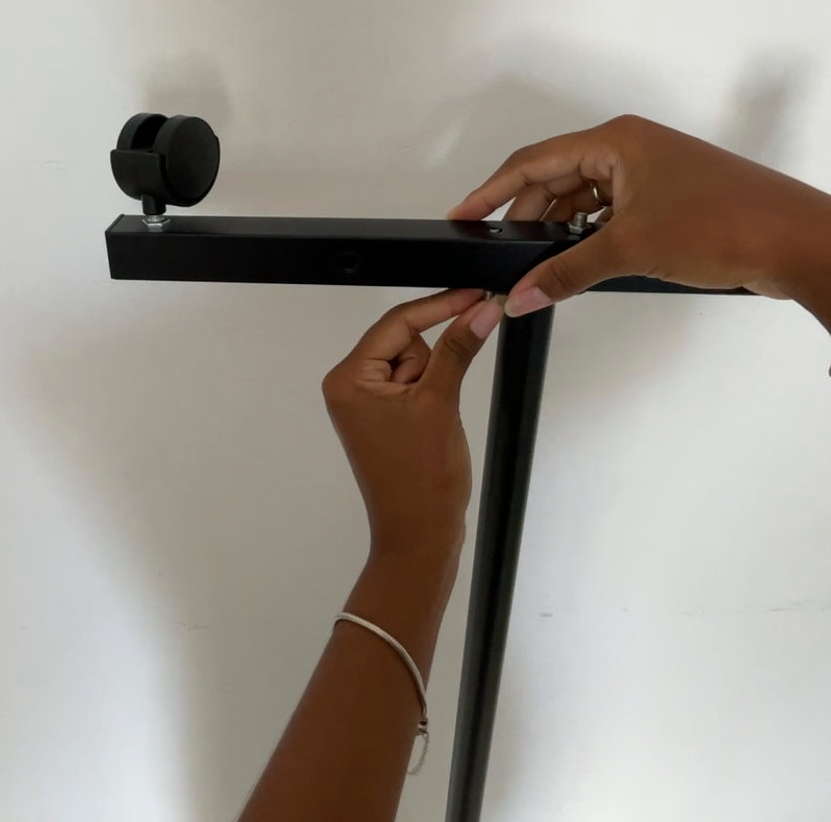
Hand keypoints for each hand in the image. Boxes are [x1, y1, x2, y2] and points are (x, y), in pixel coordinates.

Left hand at [322, 290, 502, 559]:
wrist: (420, 535)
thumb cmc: (421, 478)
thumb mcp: (440, 403)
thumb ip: (458, 349)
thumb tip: (481, 310)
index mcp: (348, 378)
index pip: (397, 323)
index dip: (440, 306)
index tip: (476, 295)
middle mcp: (348, 385)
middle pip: (404, 340)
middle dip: (432, 361)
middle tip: (438, 400)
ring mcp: (364, 402)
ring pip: (413, 361)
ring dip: (433, 381)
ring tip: (433, 421)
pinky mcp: (382, 415)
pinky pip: (412, 383)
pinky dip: (431, 394)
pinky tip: (431, 425)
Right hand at [448, 115, 830, 314]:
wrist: (805, 243)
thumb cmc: (724, 225)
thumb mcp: (629, 249)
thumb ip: (565, 272)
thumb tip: (521, 296)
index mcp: (615, 141)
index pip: (533, 162)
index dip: (492, 191)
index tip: (462, 213)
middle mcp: (629, 147)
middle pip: (555, 177)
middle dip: (525, 215)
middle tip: (500, 250)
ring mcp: (649, 171)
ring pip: (582, 196)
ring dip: (557, 227)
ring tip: (537, 261)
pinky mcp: (666, 195)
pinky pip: (607, 209)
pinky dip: (587, 233)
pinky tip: (577, 258)